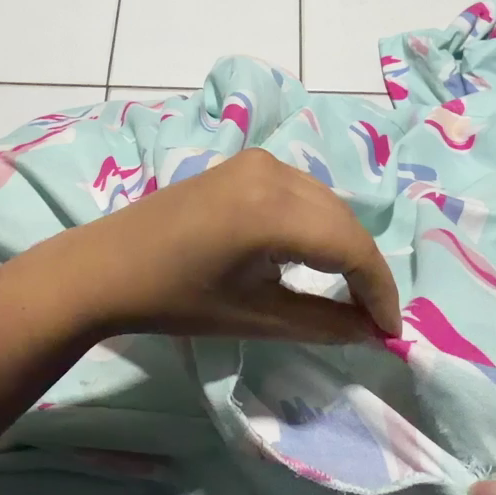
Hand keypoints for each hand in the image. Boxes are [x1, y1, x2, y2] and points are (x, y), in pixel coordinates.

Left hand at [47, 148, 401, 343]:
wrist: (106, 266)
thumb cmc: (174, 300)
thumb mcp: (255, 317)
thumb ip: (324, 322)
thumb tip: (373, 330)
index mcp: (273, 210)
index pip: (351, 247)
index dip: (379, 291)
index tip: (390, 332)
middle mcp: (273, 173)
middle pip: (343, 220)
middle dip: (365, 269)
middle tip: (372, 318)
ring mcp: (258, 162)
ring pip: (326, 203)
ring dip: (343, 244)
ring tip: (348, 292)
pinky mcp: (245, 164)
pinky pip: (302, 192)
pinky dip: (317, 224)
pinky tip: (313, 256)